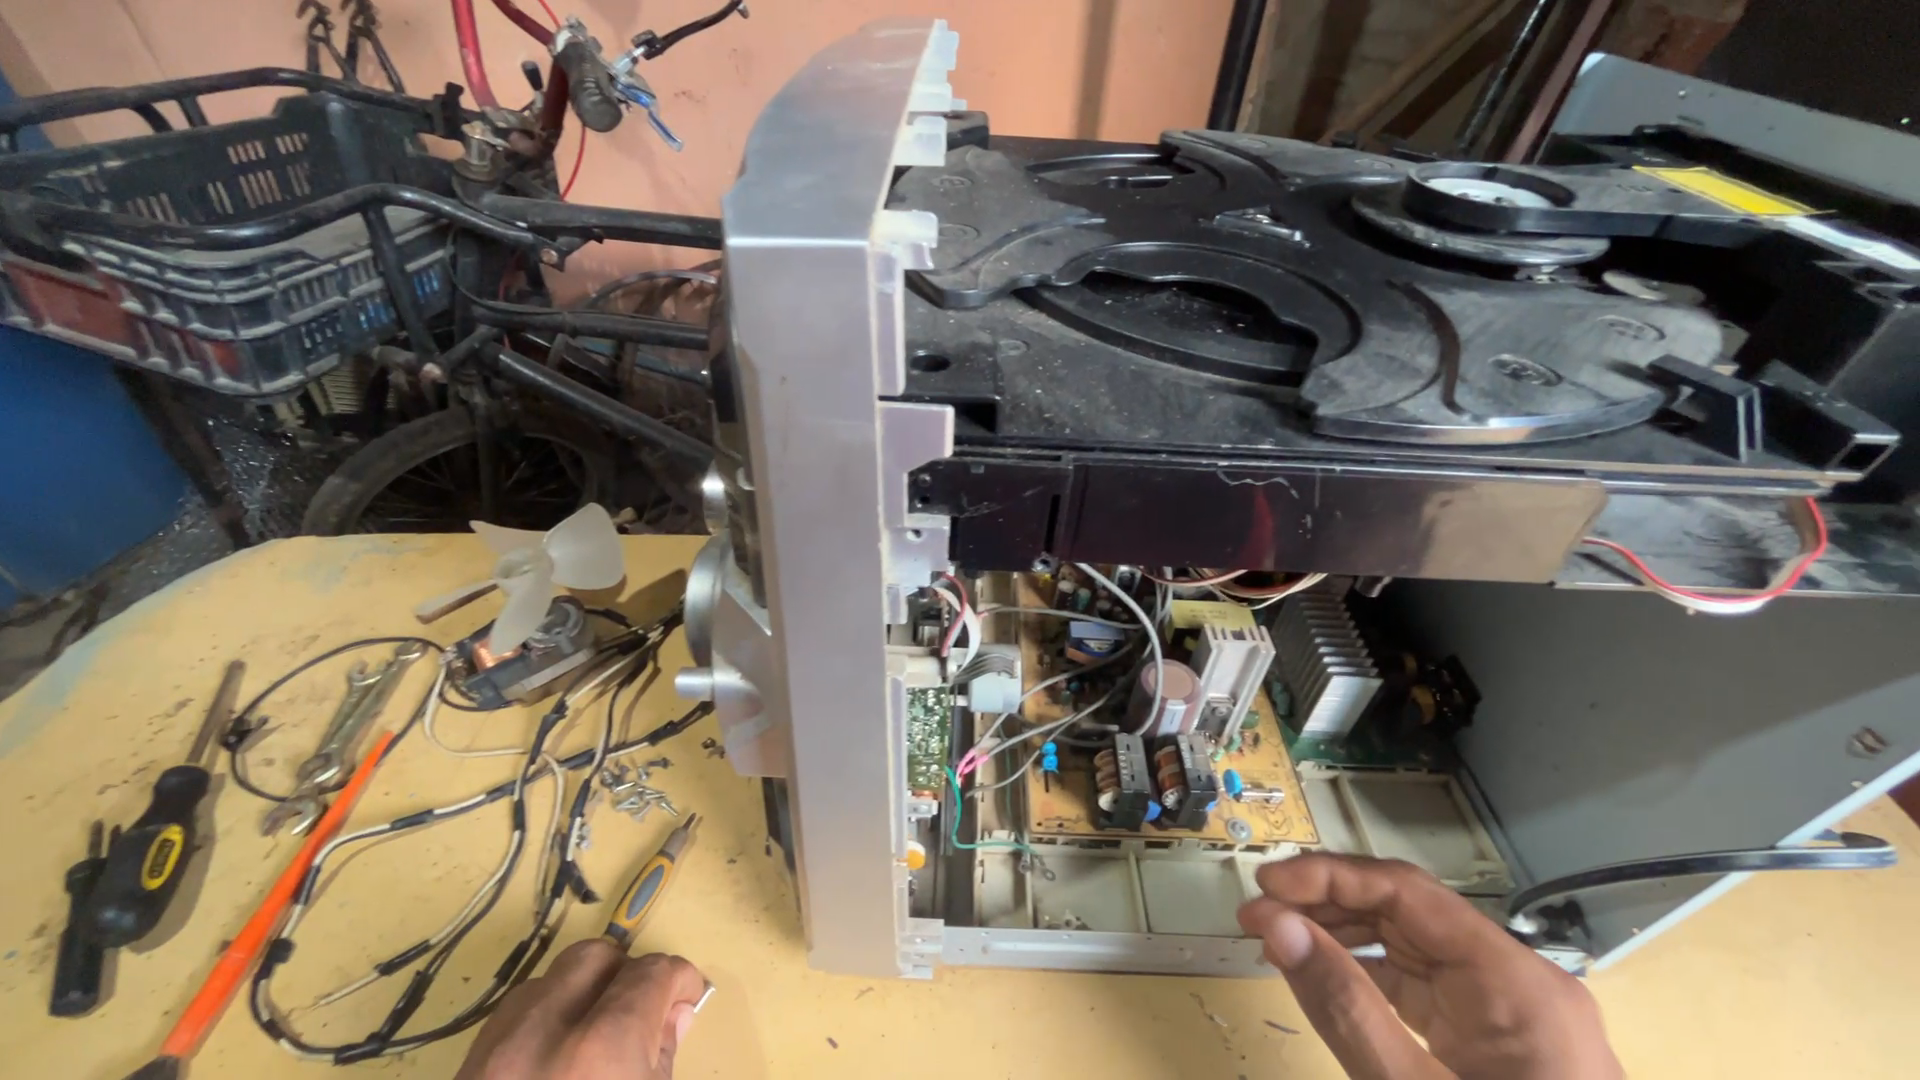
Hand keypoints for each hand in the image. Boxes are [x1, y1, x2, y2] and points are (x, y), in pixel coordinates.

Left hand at [456, 940, 706, 1079]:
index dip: (679, 980)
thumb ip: (661, 1058)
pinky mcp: (462, 1074)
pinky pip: (506, 1023)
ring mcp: (492, 1058)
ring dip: (577, 995)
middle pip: (594, 957)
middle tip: (640, 1010)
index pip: (651, 973)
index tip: (686, 999)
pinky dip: (537, 1026)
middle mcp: (543, 1037)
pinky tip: (552, 1063)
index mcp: (602, 1048)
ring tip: (594, 1037)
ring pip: (544, 983)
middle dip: (624, 972)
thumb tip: (671, 1016)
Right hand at [1238, 854, 1621, 1079]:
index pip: (1407, 892)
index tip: (1264, 887)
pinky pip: (1421, 982)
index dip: (1329, 877)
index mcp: (1515, 981)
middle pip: (1408, 911)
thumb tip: (1275, 924)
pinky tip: (1324, 975)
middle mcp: (1518, 978)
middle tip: (1255, 918)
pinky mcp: (1494, 1037)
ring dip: (1340, 935)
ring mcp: (1509, 1009)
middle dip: (1326, 906)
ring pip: (1410, 942)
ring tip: (1277, 943)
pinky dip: (1367, 973)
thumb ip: (1344, 1007)